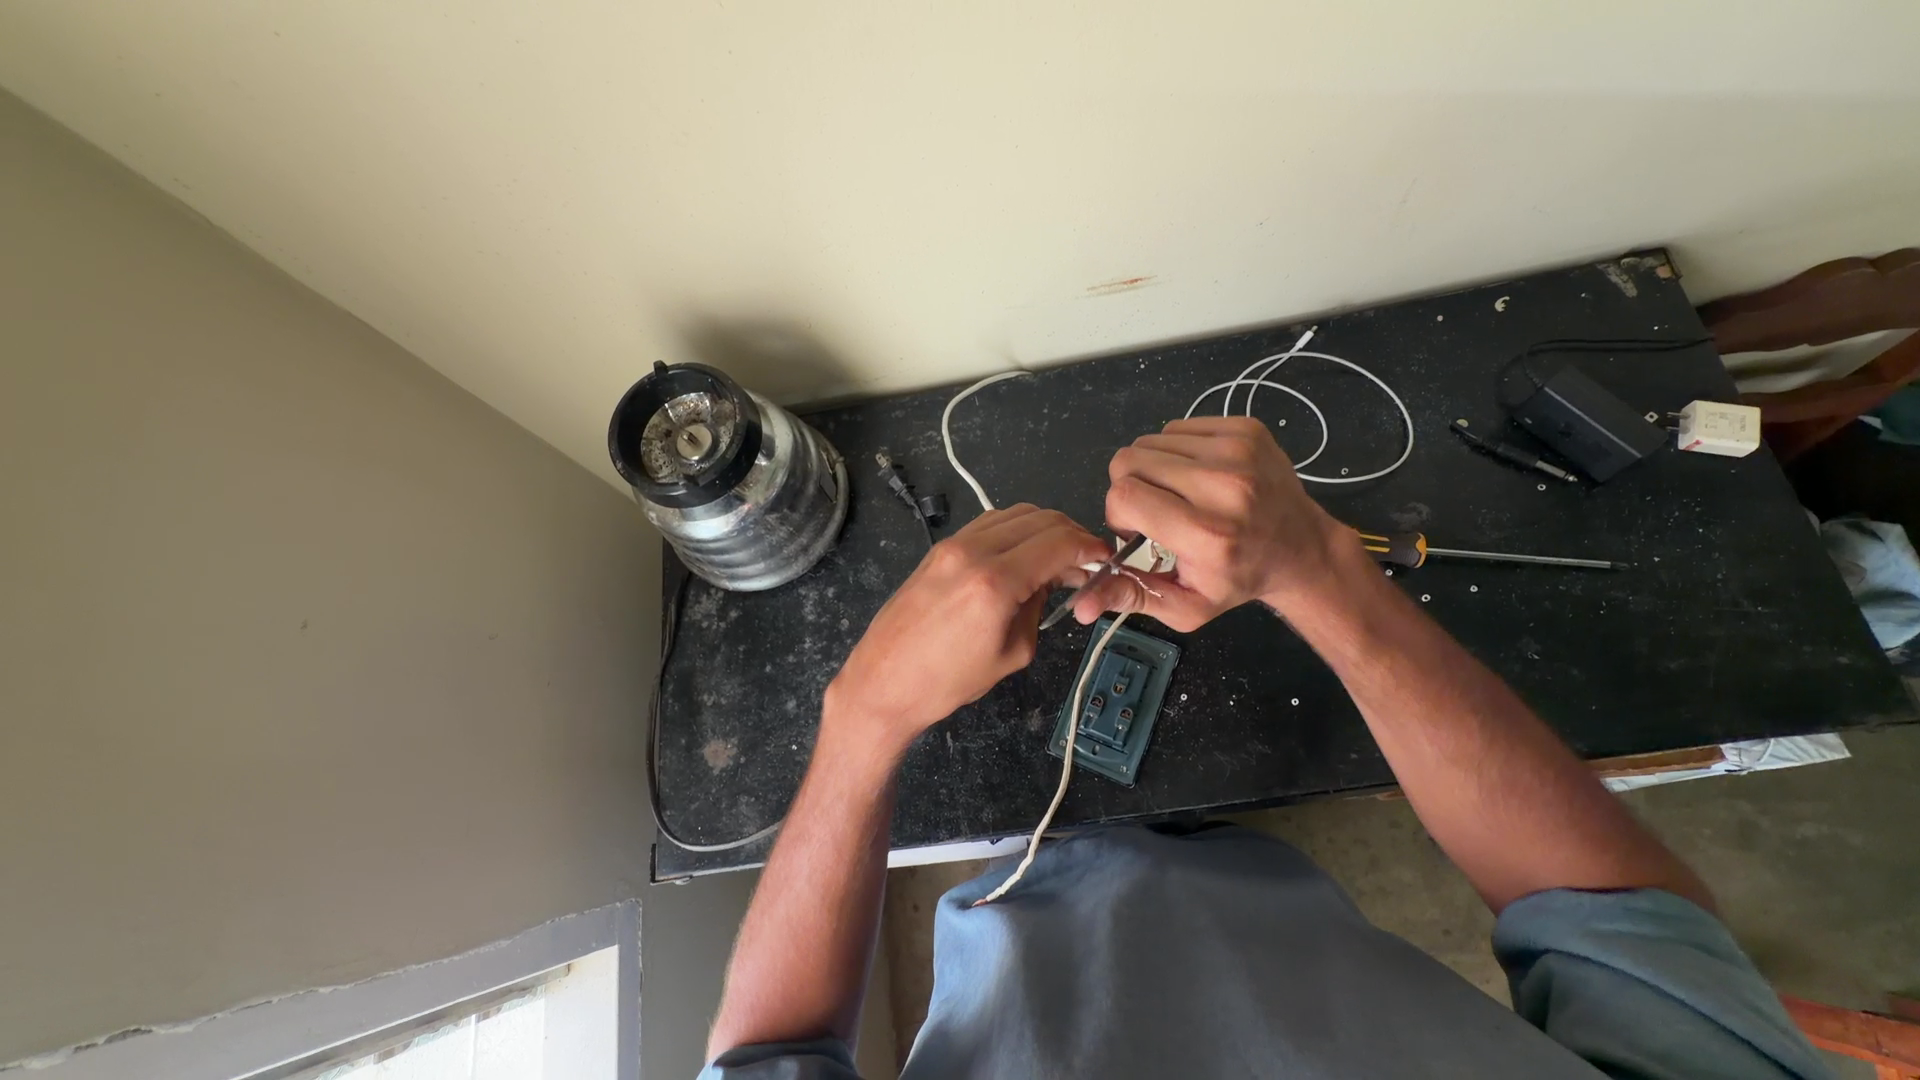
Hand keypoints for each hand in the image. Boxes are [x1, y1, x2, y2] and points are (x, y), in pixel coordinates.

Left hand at [827, 505, 1107, 752]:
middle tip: (1085, 560)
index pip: (1059, 541)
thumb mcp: (1012, 652)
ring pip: (1014, 513)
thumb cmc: (948, 682)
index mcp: (996, 581)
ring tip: (1057, 557)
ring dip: (1044, 528)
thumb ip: (1038, 606)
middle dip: (1072, 534)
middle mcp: (974, 550)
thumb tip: (1050, 578)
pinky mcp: (939, 548)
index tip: (1105, 559)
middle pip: (1041, 518)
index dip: (1090, 547)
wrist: (884, 681)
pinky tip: (1023, 554)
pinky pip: (989, 524)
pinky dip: (1015, 530)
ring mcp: (952, 544)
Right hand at [1073, 416, 1353, 630]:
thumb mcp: (1184, 607)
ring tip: (1178, 493)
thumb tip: (1077, 607)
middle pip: (1129, 459)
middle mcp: (1223, 485)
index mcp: (1207, 533)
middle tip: (1154, 509)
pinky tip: (1196, 475)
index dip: (1117, 512)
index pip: (1125, 495)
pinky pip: (1177, 427)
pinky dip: (1176, 450)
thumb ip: (1129, 597)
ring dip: (1152, 468)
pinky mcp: (1245, 428)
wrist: (1302, 550)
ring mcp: (1237, 450)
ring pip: (1150, 441)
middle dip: (1128, 486)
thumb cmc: (1237, 581)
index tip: (1137, 530)